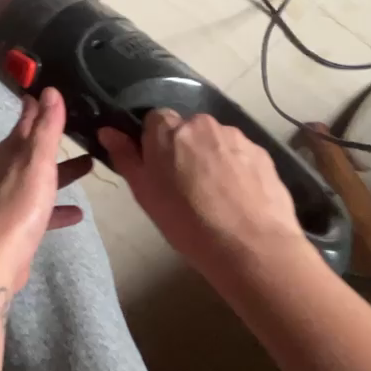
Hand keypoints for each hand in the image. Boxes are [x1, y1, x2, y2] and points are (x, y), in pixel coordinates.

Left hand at [0, 87, 92, 297]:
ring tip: (89, 166)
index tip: (53, 92)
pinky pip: (43, 209)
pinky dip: (58, 207)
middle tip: (79, 128)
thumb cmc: (18, 205)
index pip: (25, 121)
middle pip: (33, 148)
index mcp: (10, 152)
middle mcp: (7, 170)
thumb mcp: (36, 161)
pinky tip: (77, 212)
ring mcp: (11, 197)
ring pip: (40, 177)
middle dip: (53, 137)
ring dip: (62, 171)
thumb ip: (45, 127)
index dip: (38, 106)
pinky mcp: (18, 224)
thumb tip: (49, 91)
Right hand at [99, 109, 305, 280]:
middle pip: (188, 129)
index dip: (156, 142)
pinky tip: (239, 199)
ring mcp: (236, 138)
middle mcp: (201, 124)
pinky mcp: (264, 155)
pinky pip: (242, 155)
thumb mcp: (144, 193)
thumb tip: (107, 131)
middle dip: (186, 148)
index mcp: (167, 130)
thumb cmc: (187, 222)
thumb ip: (125, 156)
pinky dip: (239, 170)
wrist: (252, 250)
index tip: (159, 167)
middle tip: (187, 184)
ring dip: (213, 158)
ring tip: (218, 195)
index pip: (155, 119)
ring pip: (216, 141)